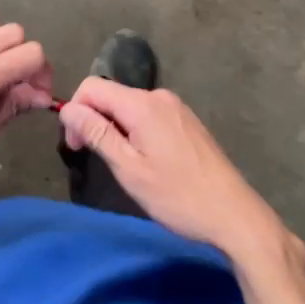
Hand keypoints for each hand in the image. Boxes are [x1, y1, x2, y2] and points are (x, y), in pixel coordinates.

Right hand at [59, 78, 293, 261]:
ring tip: (122, 164)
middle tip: (94, 158)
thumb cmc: (178, 197)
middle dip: (94, 120)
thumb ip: (97, 134)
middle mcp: (159, 97)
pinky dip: (135, 130)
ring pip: (129, 106)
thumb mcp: (129, 170)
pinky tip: (146, 160)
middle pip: (111, 95)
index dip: (75, 112)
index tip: (75, 146)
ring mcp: (176, 108)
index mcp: (142, 104)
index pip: (91, 87)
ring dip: (115, 127)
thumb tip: (67, 108)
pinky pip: (149, 115)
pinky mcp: (187, 121)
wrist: (237, 217)